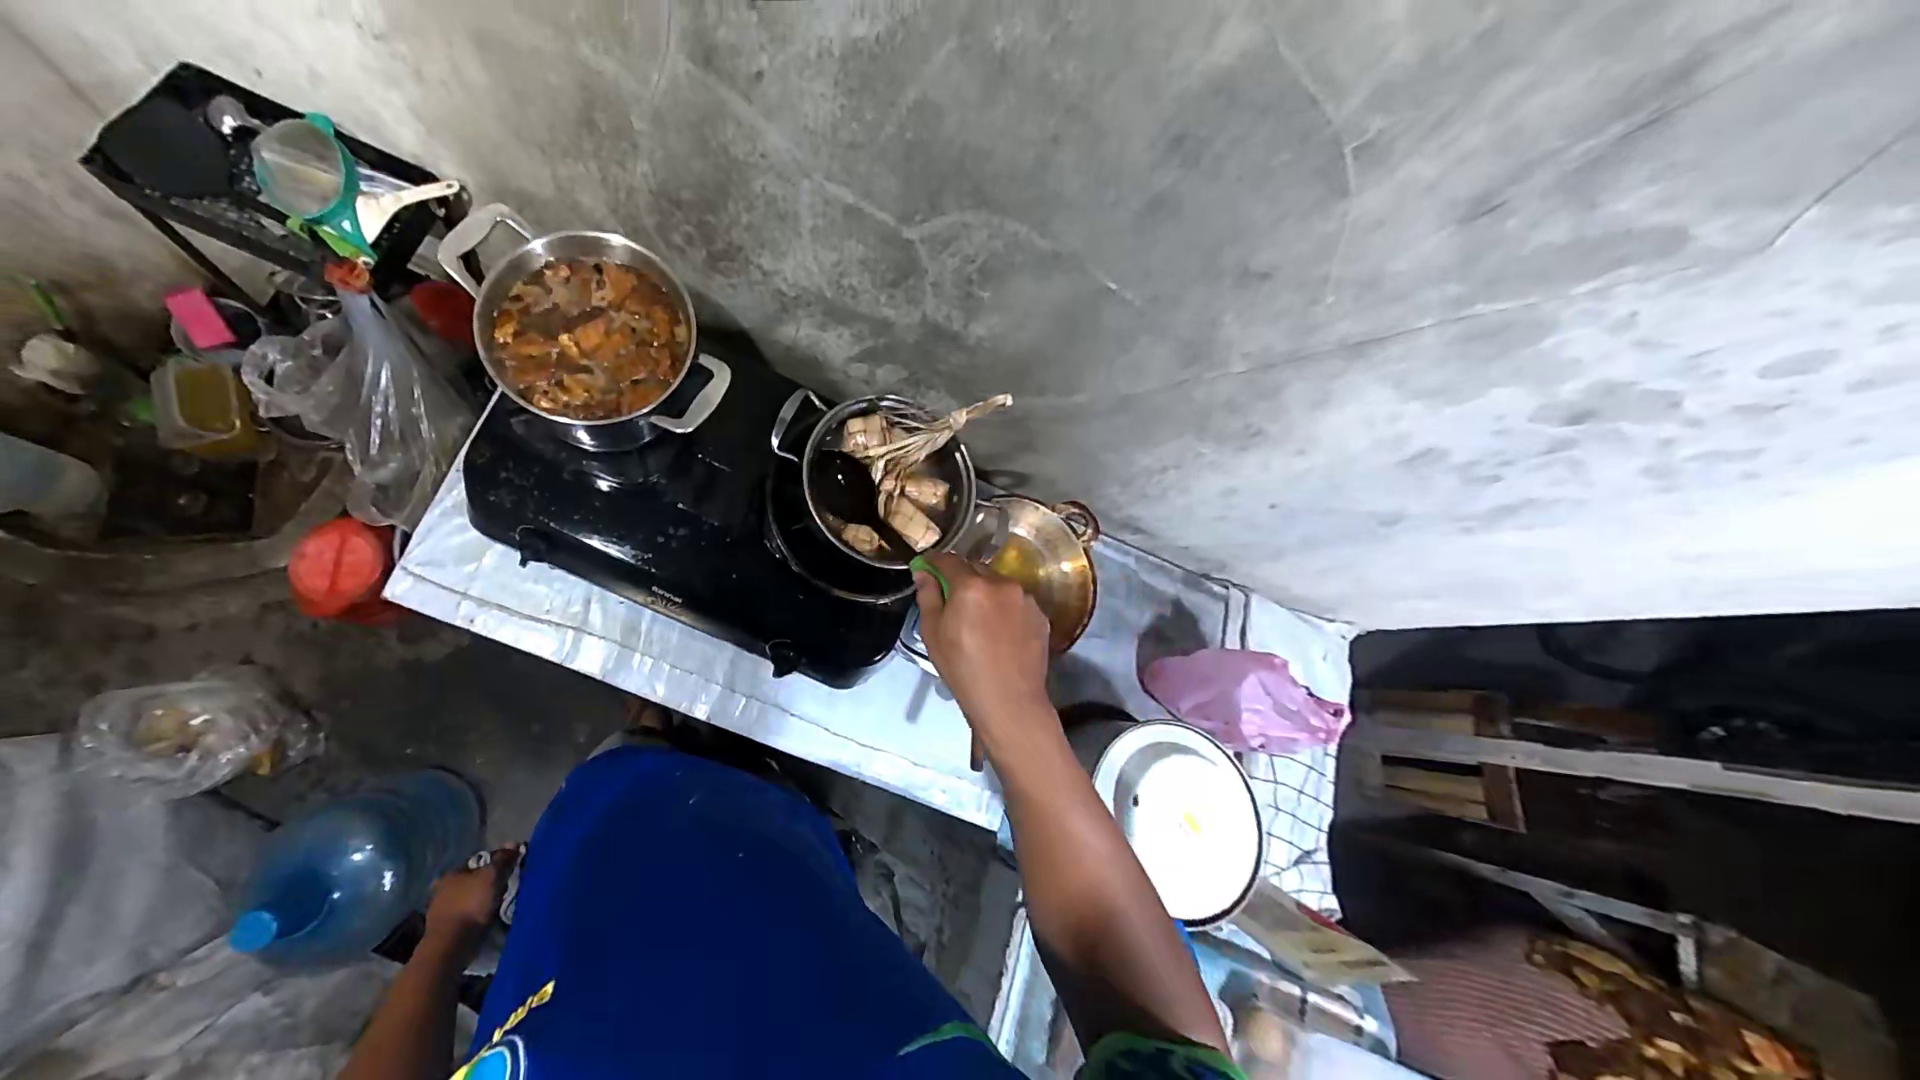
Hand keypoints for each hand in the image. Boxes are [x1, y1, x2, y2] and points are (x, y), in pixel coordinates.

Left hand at [423, 847, 516, 956]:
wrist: (452, 943)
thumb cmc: (471, 903)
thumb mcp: (492, 875)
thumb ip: (503, 858)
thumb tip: (513, 843)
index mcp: (451, 874)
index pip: (478, 861)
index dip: (496, 862)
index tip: (511, 867)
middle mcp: (443, 889)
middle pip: (474, 880)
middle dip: (490, 882)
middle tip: (508, 885)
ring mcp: (442, 910)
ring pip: (471, 897)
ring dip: (484, 898)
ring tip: (502, 902)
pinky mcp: (446, 928)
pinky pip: (469, 913)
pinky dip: (479, 913)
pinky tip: (489, 915)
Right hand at [913, 552, 1056, 752]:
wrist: (1010, 701)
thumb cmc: (963, 670)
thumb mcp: (933, 634)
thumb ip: (928, 596)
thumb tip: (924, 573)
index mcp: (971, 586)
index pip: (949, 560)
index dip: (934, 561)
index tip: (926, 566)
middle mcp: (1002, 583)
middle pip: (976, 569)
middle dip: (962, 578)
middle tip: (951, 599)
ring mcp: (1026, 598)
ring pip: (999, 585)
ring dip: (986, 592)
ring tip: (979, 620)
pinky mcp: (1040, 615)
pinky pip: (1017, 602)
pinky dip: (1005, 608)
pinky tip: (1000, 632)